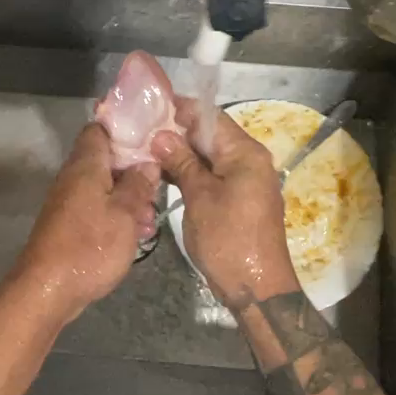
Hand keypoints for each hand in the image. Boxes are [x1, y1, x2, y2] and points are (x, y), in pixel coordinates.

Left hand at [12, 125, 159, 321]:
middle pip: (106, 158)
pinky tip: (137, 234)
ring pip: (105, 186)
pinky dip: (118, 214)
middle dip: (135, 169)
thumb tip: (147, 163)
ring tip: (151, 218)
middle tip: (160, 184)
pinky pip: (98, 207)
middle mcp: (74, 177)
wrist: (48, 289)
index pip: (100, 128)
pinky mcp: (70, 223)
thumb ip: (138, 185)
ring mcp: (70, 200)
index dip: (126, 127)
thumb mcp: (125, 214)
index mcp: (86, 165)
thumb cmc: (90, 247)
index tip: (153, 134)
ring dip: (129, 197)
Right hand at [153, 100, 297, 308]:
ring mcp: (244, 180)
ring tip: (143, 148)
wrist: (256, 288)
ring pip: (208, 155)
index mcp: (245, 153)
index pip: (210, 117)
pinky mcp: (237, 197)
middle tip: (139, 130)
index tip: (149, 107)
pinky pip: (211, 174)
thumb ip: (181, 162)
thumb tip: (160, 135)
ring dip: (180, 152)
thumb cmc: (228, 239)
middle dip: (176, 131)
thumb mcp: (199, 197)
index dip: (180, 109)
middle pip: (208, 135)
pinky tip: (162, 172)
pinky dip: (189, 171)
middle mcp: (248, 160)